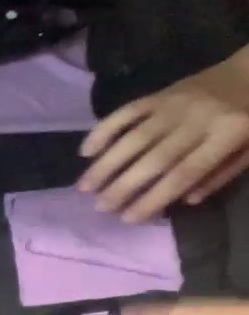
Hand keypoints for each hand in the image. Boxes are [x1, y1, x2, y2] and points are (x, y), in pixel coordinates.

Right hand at [79, 46, 248, 221]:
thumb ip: (224, 171)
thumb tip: (185, 199)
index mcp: (231, 133)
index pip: (186, 173)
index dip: (154, 198)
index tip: (129, 219)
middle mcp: (199, 119)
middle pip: (155, 159)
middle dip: (124, 186)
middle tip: (100, 208)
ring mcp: (175, 105)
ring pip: (133, 139)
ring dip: (104, 165)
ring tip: (84, 188)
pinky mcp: (158, 95)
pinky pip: (124, 113)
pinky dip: (101, 132)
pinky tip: (86, 152)